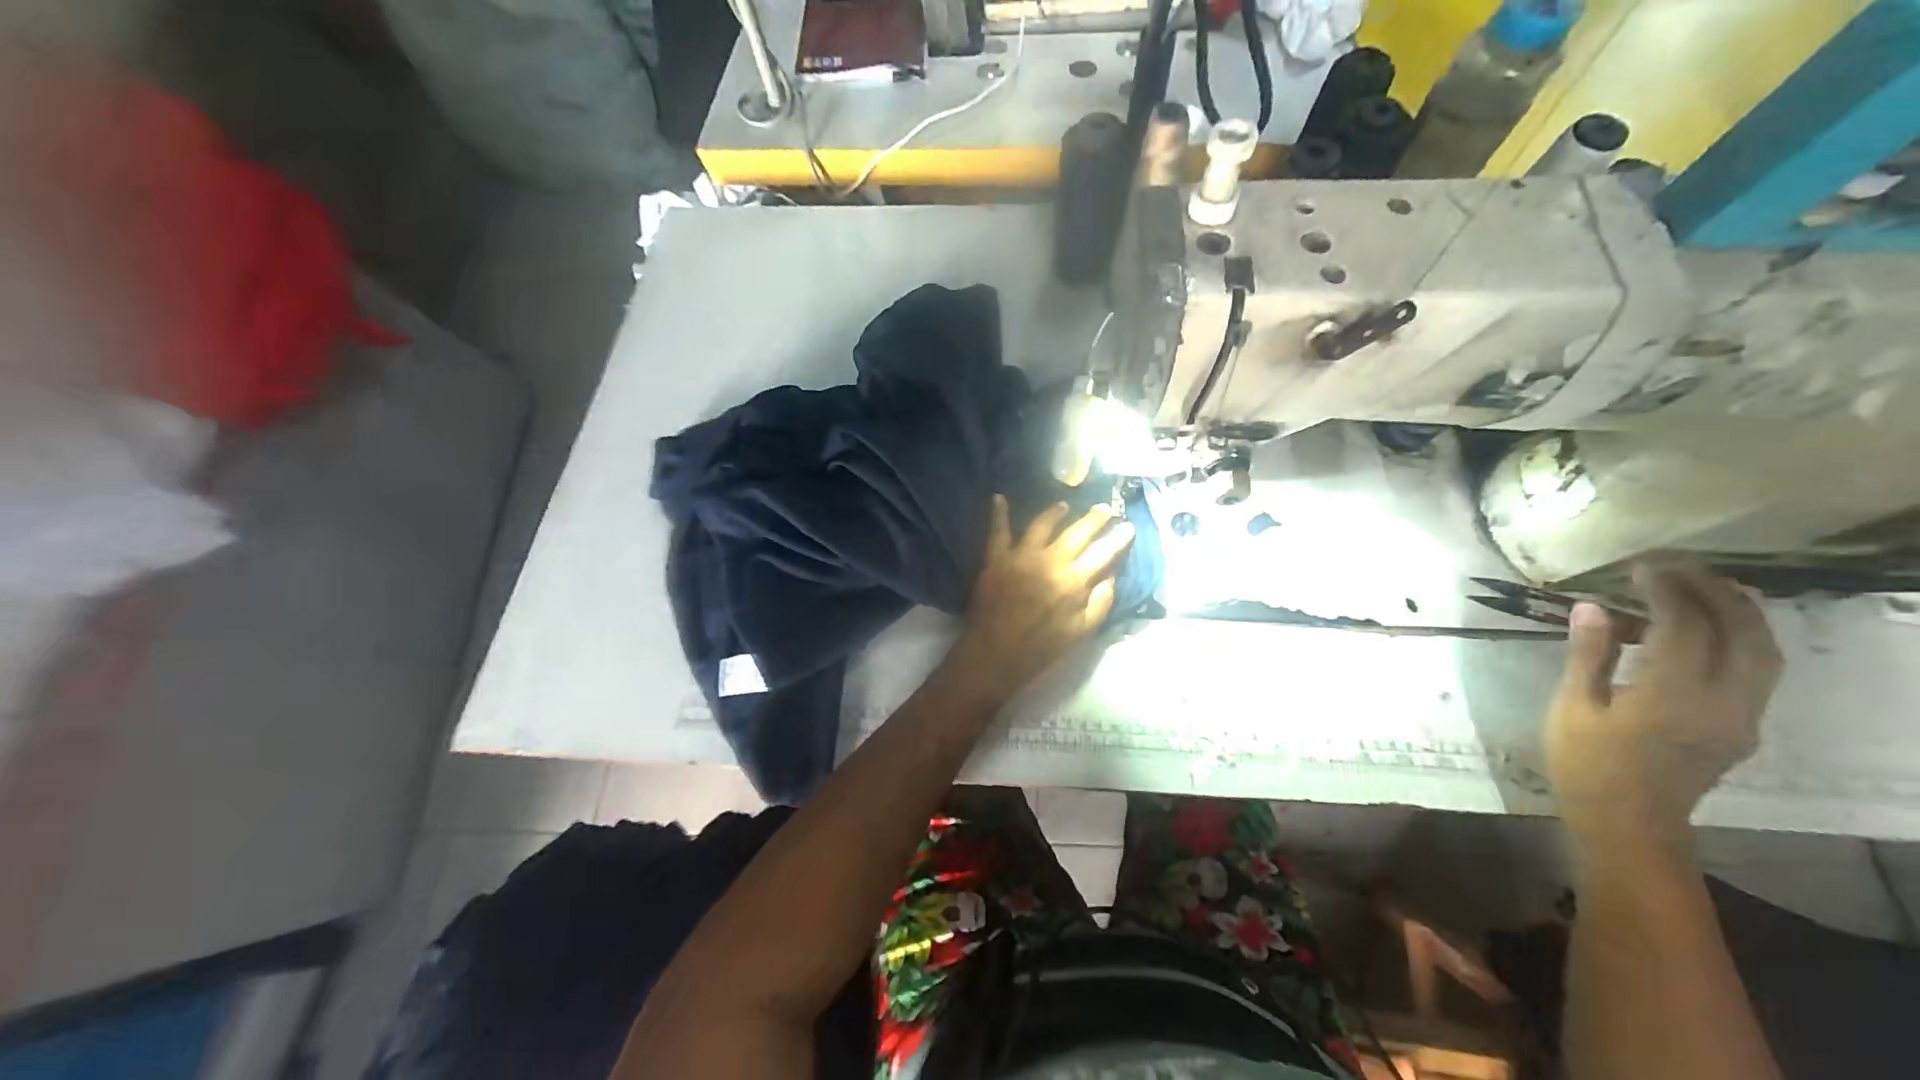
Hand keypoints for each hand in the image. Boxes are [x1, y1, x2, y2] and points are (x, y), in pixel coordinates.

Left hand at [948, 496, 1134, 699]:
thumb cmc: (1041, 648)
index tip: (1128, 526)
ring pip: (1042, 524)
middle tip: (1105, 508)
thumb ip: (1100, 603)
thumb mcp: (1081, 632)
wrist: (994, 653)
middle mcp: (1051, 560)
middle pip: (1077, 531)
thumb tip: (1111, 577)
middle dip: (1095, 518)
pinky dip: (998, 513)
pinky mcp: (996, 558)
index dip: (1118, 537)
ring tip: (1064, 506)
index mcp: (1075, 580)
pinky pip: (998, 530)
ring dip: (1055, 512)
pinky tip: (998, 498)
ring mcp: (1022, 555)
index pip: (1104, 552)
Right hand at [1545, 560, 1782, 850]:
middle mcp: (1723, 703)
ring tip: (1706, 587)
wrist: (1627, 823)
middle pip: (1742, 633)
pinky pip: (1758, 670)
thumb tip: (1592, 607)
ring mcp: (1742, 717)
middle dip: (1715, 592)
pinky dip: (1742, 638)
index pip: (1684, 627)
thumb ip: (1587, 655)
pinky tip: (1713, 628)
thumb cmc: (1586, 764)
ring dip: (1739, 613)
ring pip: (1764, 652)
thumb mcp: (1572, 708)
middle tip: (1678, 568)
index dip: (1666, 591)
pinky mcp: (1743, 726)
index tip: (1642, 568)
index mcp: (1672, 696)